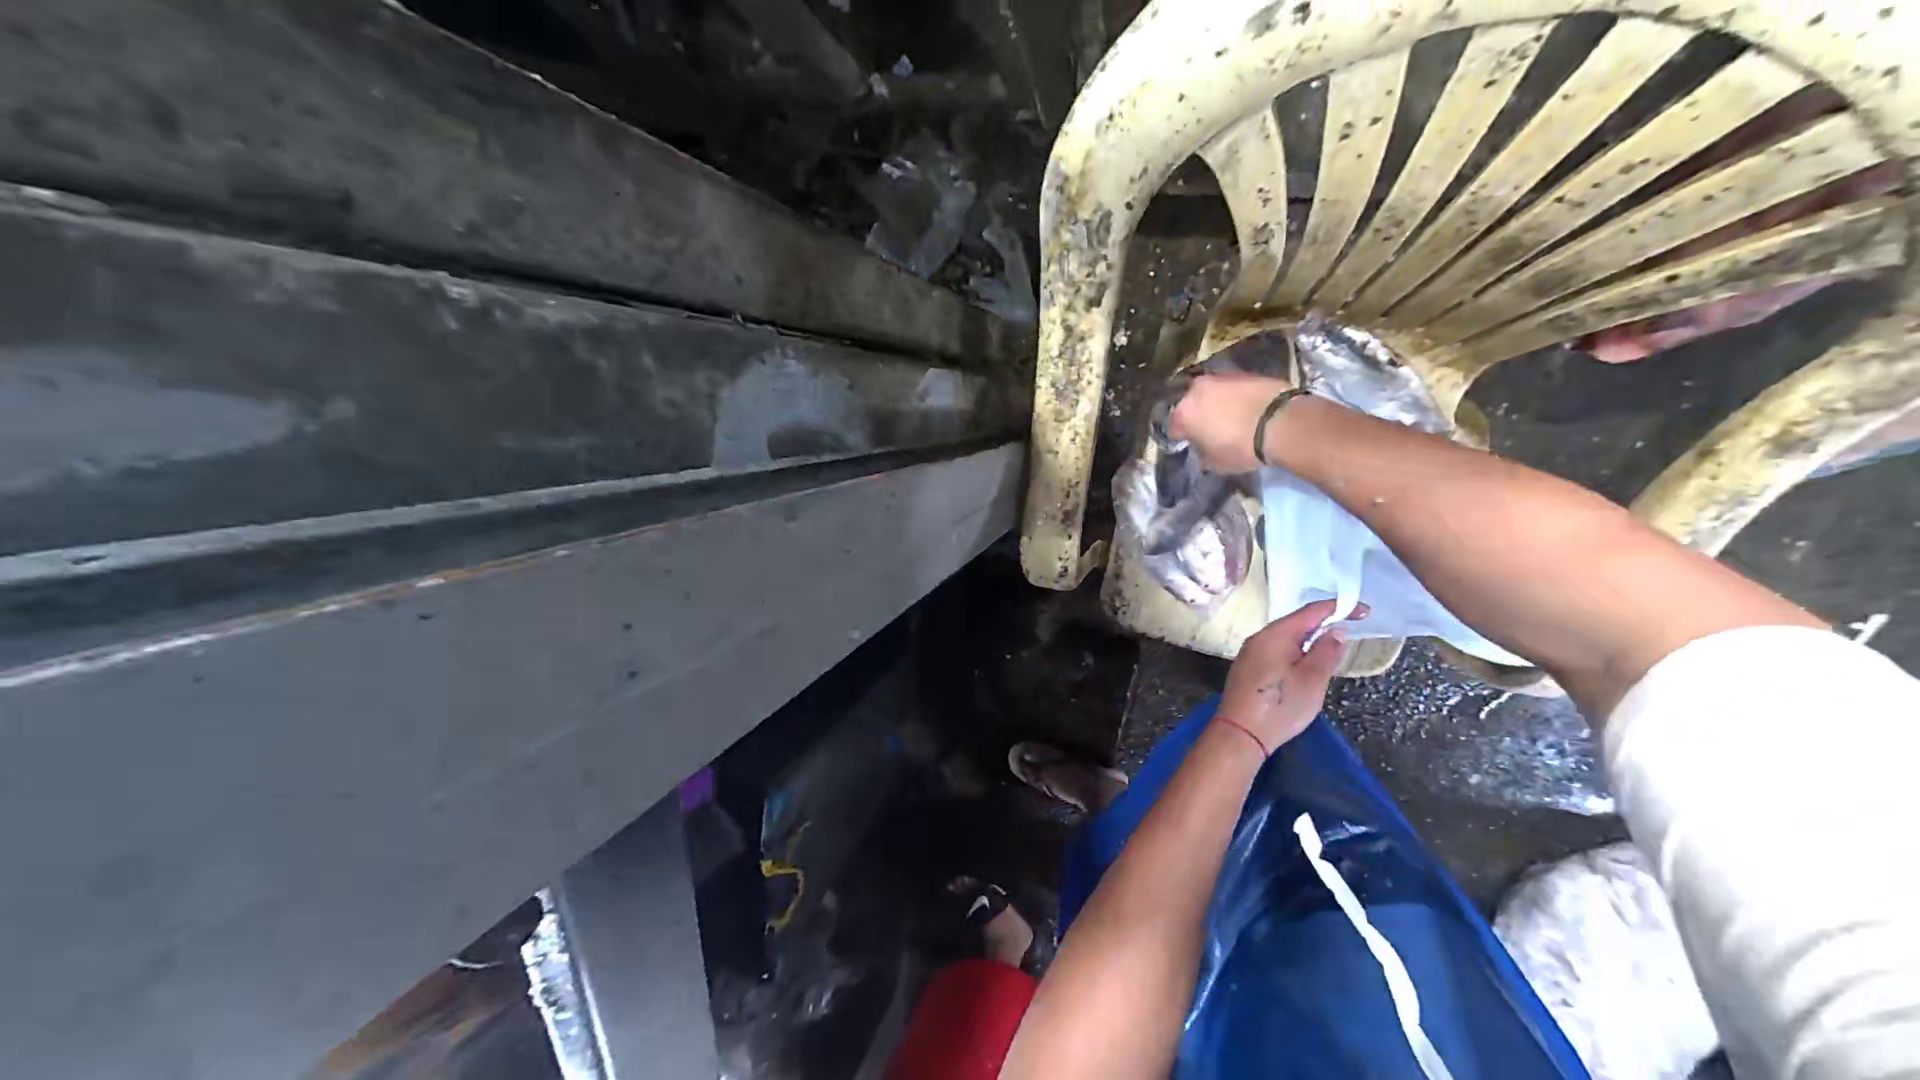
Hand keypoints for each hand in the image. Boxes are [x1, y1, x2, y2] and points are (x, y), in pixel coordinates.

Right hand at [1168, 373, 1294, 473]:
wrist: (1283, 422)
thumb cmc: (1242, 447)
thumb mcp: (1217, 463)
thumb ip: (1203, 455)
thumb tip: (1203, 452)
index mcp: (1184, 413)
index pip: (1174, 428)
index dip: (1182, 438)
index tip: (1192, 444)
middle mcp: (1196, 390)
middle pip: (1192, 404)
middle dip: (1198, 415)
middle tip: (1211, 429)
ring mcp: (1221, 377)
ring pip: (1212, 393)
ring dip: (1217, 403)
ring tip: (1231, 417)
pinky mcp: (1245, 372)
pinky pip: (1233, 388)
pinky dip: (1236, 396)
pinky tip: (1247, 408)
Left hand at [1214, 599, 1351, 753]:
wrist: (1240, 733)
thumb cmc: (1280, 705)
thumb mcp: (1312, 679)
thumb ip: (1326, 651)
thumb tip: (1336, 630)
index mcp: (1275, 634)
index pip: (1310, 612)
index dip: (1338, 608)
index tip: (1364, 612)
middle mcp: (1259, 638)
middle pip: (1296, 622)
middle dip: (1324, 622)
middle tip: (1351, 626)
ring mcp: (1250, 652)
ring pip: (1285, 637)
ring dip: (1310, 637)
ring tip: (1333, 643)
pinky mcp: (1248, 667)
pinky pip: (1277, 649)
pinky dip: (1296, 649)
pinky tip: (1306, 660)